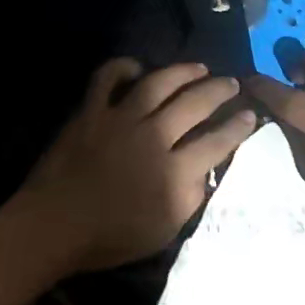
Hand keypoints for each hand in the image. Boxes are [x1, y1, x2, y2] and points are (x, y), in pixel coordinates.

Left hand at [14, 59, 258, 276]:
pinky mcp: (91, 110)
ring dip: (183, 72)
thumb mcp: (164, 230)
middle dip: (219, 91)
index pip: (217, 142)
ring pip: (159, 82)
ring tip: (199, 68)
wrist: (53, 226)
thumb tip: (207, 169)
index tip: (251, 114)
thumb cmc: (110, 237)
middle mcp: (153, 137)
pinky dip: (123, 67)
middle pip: (195, 104)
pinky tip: (138, 68)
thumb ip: (191, 196)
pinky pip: (108, 77)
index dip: (239, 126)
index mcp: (173, 172)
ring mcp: (120, 119)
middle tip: (231, 83)